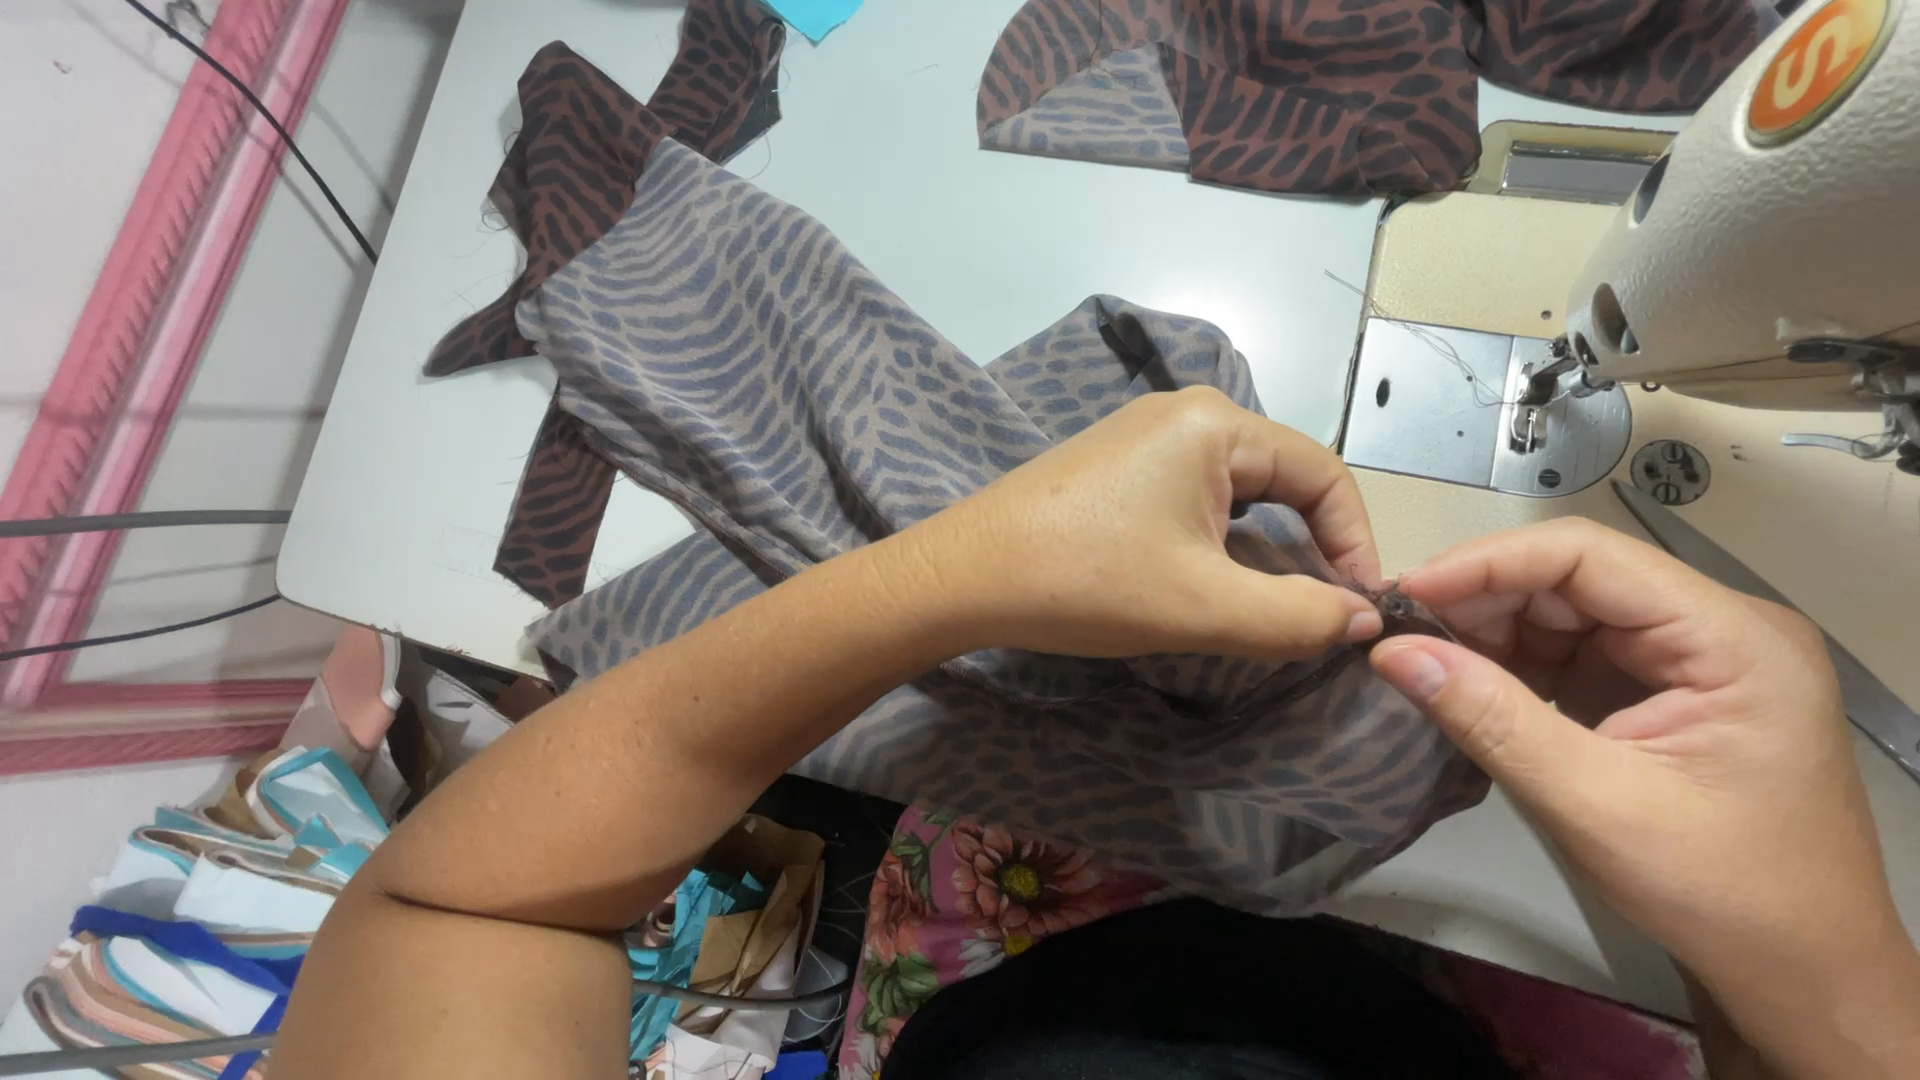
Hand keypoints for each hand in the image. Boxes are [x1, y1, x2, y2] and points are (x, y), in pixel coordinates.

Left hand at [898, 386, 1382, 662]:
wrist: (963, 578)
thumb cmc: (1086, 581)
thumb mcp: (1205, 606)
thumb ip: (1298, 615)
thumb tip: (1364, 616)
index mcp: (1213, 423)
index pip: (1322, 472)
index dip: (1354, 540)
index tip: (1361, 605)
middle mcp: (1179, 414)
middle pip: (1277, 478)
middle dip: (1303, 545)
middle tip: (1310, 610)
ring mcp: (1137, 438)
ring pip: (1231, 492)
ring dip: (1256, 548)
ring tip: (1255, 603)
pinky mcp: (1108, 467)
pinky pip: (1187, 497)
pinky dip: (1211, 540)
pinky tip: (1196, 579)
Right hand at [1368, 518, 1919, 1075]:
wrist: (1791, 968)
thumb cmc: (1719, 888)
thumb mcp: (1592, 802)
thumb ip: (1489, 719)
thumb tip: (1390, 652)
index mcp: (1730, 638)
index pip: (1587, 557)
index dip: (1487, 564)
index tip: (1406, 594)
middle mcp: (1708, 627)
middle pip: (1567, 576)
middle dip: (1476, 597)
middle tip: (1398, 629)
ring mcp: (1677, 655)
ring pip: (1554, 607)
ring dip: (1481, 627)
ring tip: (1418, 654)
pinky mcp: (1645, 683)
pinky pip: (1557, 646)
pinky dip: (1500, 658)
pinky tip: (1459, 677)